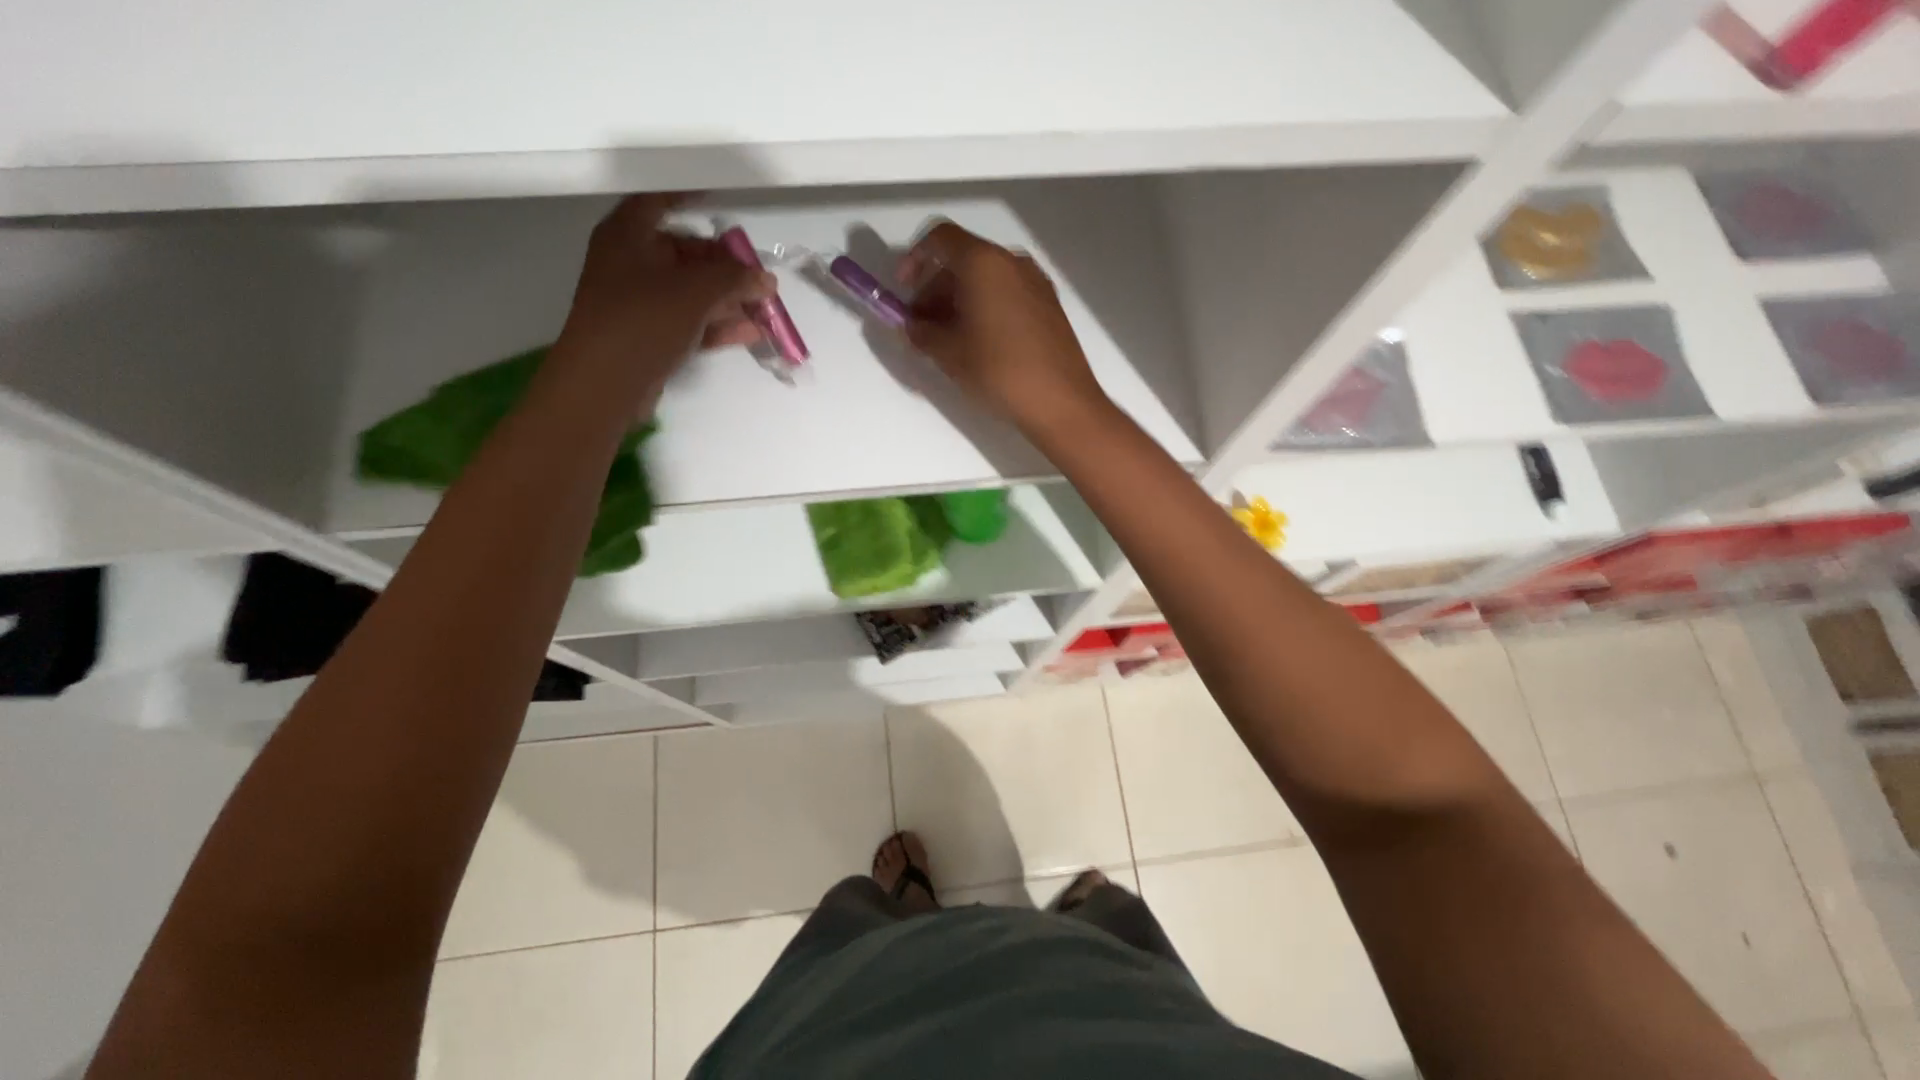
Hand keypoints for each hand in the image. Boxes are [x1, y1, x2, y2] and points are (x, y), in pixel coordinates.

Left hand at [550, 193, 774, 402]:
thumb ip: (735, 279)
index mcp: (628, 236)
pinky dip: (716, 325)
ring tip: (764, 311)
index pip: (660, 201)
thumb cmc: (644, 320)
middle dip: (726, 267)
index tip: (723, 200)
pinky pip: (687, 321)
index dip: (690, 197)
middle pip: (685, 253)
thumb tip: (765, 279)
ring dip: (728, 300)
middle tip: (760, 278)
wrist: (604, 383)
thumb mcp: (696, 292)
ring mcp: (637, 302)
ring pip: (690, 291)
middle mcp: (629, 263)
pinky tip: (749, 333)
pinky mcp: (647, 335)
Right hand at [899, 221, 1108, 431]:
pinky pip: (1007, 293)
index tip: (904, 289)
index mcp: (984, 262)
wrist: (1061, 401)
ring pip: (986, 278)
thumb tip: (913, 325)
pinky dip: (986, 307)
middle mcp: (1012, 261)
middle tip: (922, 326)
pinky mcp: (1049, 304)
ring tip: (949, 340)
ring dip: (960, 300)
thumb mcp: (948, 353)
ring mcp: (1036, 281)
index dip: (914, 259)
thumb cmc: (998, 370)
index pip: (940, 238)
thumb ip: (921, 331)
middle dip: (935, 288)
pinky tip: (980, 343)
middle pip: (964, 259)